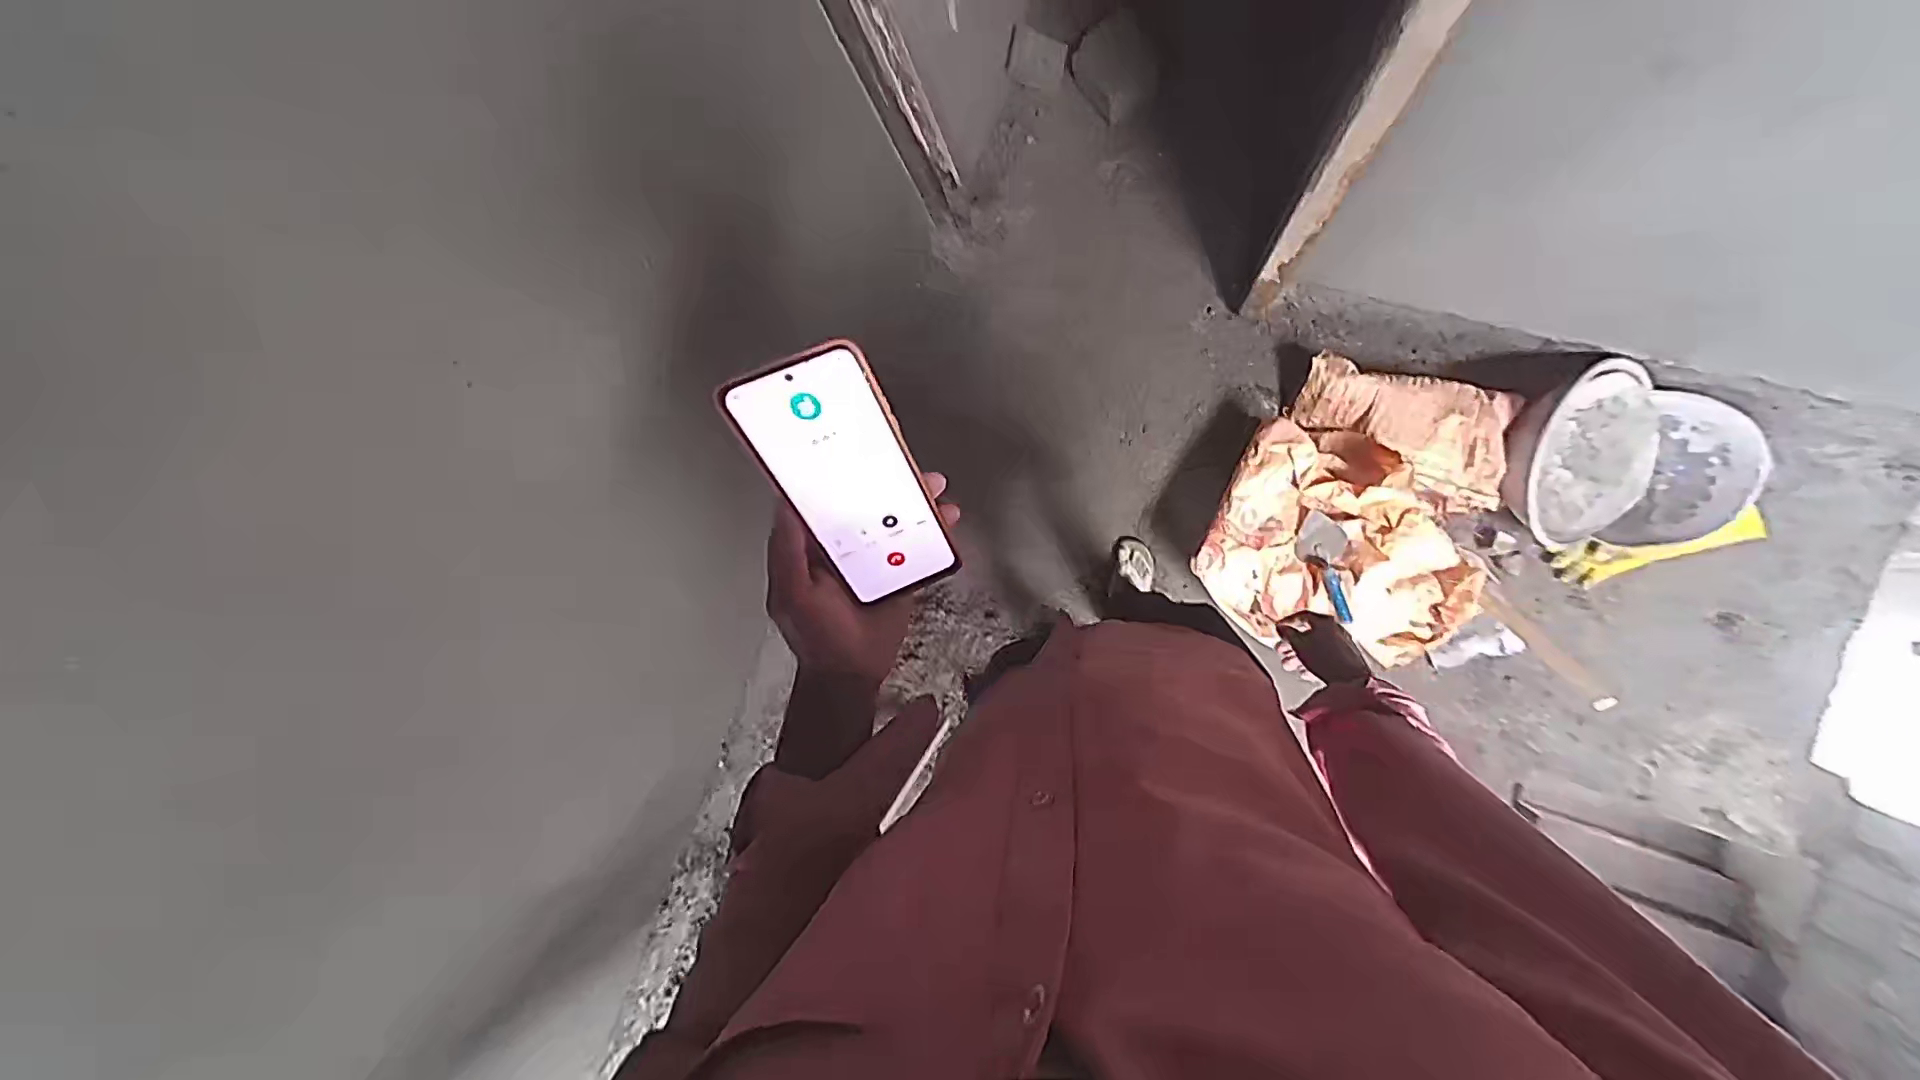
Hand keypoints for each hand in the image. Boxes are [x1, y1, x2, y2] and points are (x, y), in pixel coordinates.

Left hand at [766, 472, 960, 686]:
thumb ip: (788, 551)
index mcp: (814, 547)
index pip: (825, 502)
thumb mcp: (793, 593)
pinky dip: (936, 532)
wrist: (852, 673)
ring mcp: (876, 560)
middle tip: (904, 467)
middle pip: (868, 505)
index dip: (836, 478)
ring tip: (933, 489)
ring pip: (897, 521)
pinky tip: (947, 520)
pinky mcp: (901, 573)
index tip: (850, 455)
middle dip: (888, 485)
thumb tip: (785, 507)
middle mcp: (846, 548)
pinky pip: (919, 547)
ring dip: (918, 504)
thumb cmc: (817, 635)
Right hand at [1278, 611, 1372, 685]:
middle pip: (1307, 634)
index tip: (1278, 628)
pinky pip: (1324, 659)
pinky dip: (1312, 663)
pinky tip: (1304, 672)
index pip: (1302, 617)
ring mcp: (1341, 646)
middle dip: (1291, 644)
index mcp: (1324, 622)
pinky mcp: (1345, 661)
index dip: (1287, 622)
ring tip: (1288, 665)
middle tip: (1280, 650)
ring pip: (1314, 648)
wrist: (1350, 680)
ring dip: (1298, 656)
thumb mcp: (1298, 643)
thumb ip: (1287, 634)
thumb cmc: (1324, 658)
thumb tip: (1281, 628)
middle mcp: (1335, 631)